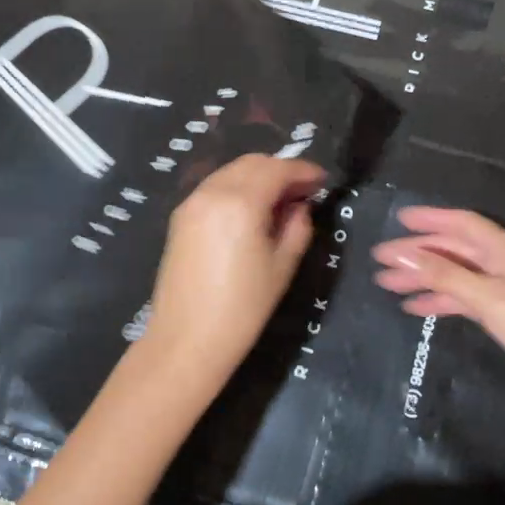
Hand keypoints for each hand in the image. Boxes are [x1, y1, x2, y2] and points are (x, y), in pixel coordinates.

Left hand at [145, 155, 326, 377]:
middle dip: (281, 170)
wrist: (186, 341)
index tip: (324, 180)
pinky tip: (252, 210)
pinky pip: (215, 187)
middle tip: (304, 191)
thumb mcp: (282, 266)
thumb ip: (297, 226)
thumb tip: (299, 205)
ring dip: (259, 176)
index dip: (304, 170)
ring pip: (232, 171)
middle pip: (253, 163)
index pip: (278, 169)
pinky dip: (238, 187)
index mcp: (241, 203)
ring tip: (280, 200)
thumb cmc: (243, 308)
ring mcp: (192, 202)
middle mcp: (213, 192)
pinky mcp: (181, 217)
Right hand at [374, 207, 504, 411]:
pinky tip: (415, 308)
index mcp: (503, 248)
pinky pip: (462, 298)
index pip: (461, 223)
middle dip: (417, 253)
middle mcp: (500, 262)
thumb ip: (443, 275)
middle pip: (453, 249)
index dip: (430, 219)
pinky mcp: (501, 314)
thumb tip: (402, 254)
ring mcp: (501, 288)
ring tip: (388, 285)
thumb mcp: (487, 296)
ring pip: (454, 275)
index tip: (399, 220)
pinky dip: (439, 300)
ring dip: (423, 278)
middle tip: (380, 260)